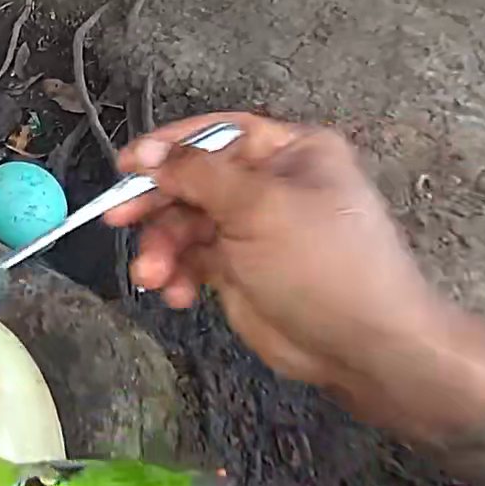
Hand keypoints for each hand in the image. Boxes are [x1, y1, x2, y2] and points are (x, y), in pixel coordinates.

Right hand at [105, 113, 463, 422]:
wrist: (367, 350)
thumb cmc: (321, 262)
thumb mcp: (258, 206)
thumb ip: (197, 174)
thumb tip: (148, 154)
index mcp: (286, 152)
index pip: (214, 134)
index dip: (167, 146)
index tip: (127, 164)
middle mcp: (266, 182)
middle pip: (192, 180)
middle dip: (156, 204)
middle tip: (117, 218)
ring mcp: (250, 226)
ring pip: (185, 223)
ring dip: (163, 247)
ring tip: (153, 274)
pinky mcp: (237, 266)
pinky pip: (192, 258)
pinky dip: (177, 273)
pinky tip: (176, 292)